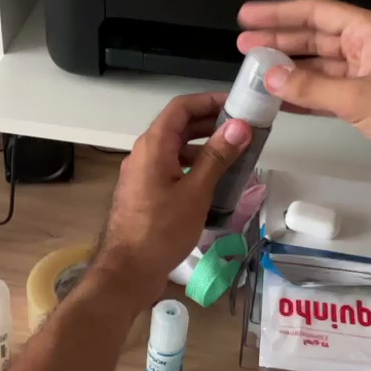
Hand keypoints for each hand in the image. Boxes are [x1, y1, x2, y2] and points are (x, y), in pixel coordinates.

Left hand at [91, 93, 249, 306]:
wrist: (128, 270)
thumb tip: (238, 127)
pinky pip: (170, 169)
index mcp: (153, 146)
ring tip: (233, 155)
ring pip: (175, 149)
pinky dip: (192, 167)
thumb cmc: (161, 231)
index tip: (237, 105)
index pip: (180, 107)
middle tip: (242, 129)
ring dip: (203, 146)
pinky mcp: (145, 193)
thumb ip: (217, 157)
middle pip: (178, 126)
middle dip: (210, 123)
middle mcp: (143, 154)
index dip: (209, 100)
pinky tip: (213, 182)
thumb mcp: (195, 192)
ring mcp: (142, 174)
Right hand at [237, 0, 370, 194]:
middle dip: (279, 41)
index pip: (317, 12)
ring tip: (255, 74)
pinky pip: (327, 95)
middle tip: (244, 45)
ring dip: (289, 71)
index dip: (280, 12)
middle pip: (315, 38)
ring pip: (319, 68)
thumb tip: (271, 78)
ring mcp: (368, 78)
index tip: (248, 15)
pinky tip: (280, 101)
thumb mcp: (361, 97)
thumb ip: (312, 88)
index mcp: (370, 32)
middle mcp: (367, 50)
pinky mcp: (368, 106)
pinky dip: (304, 97)